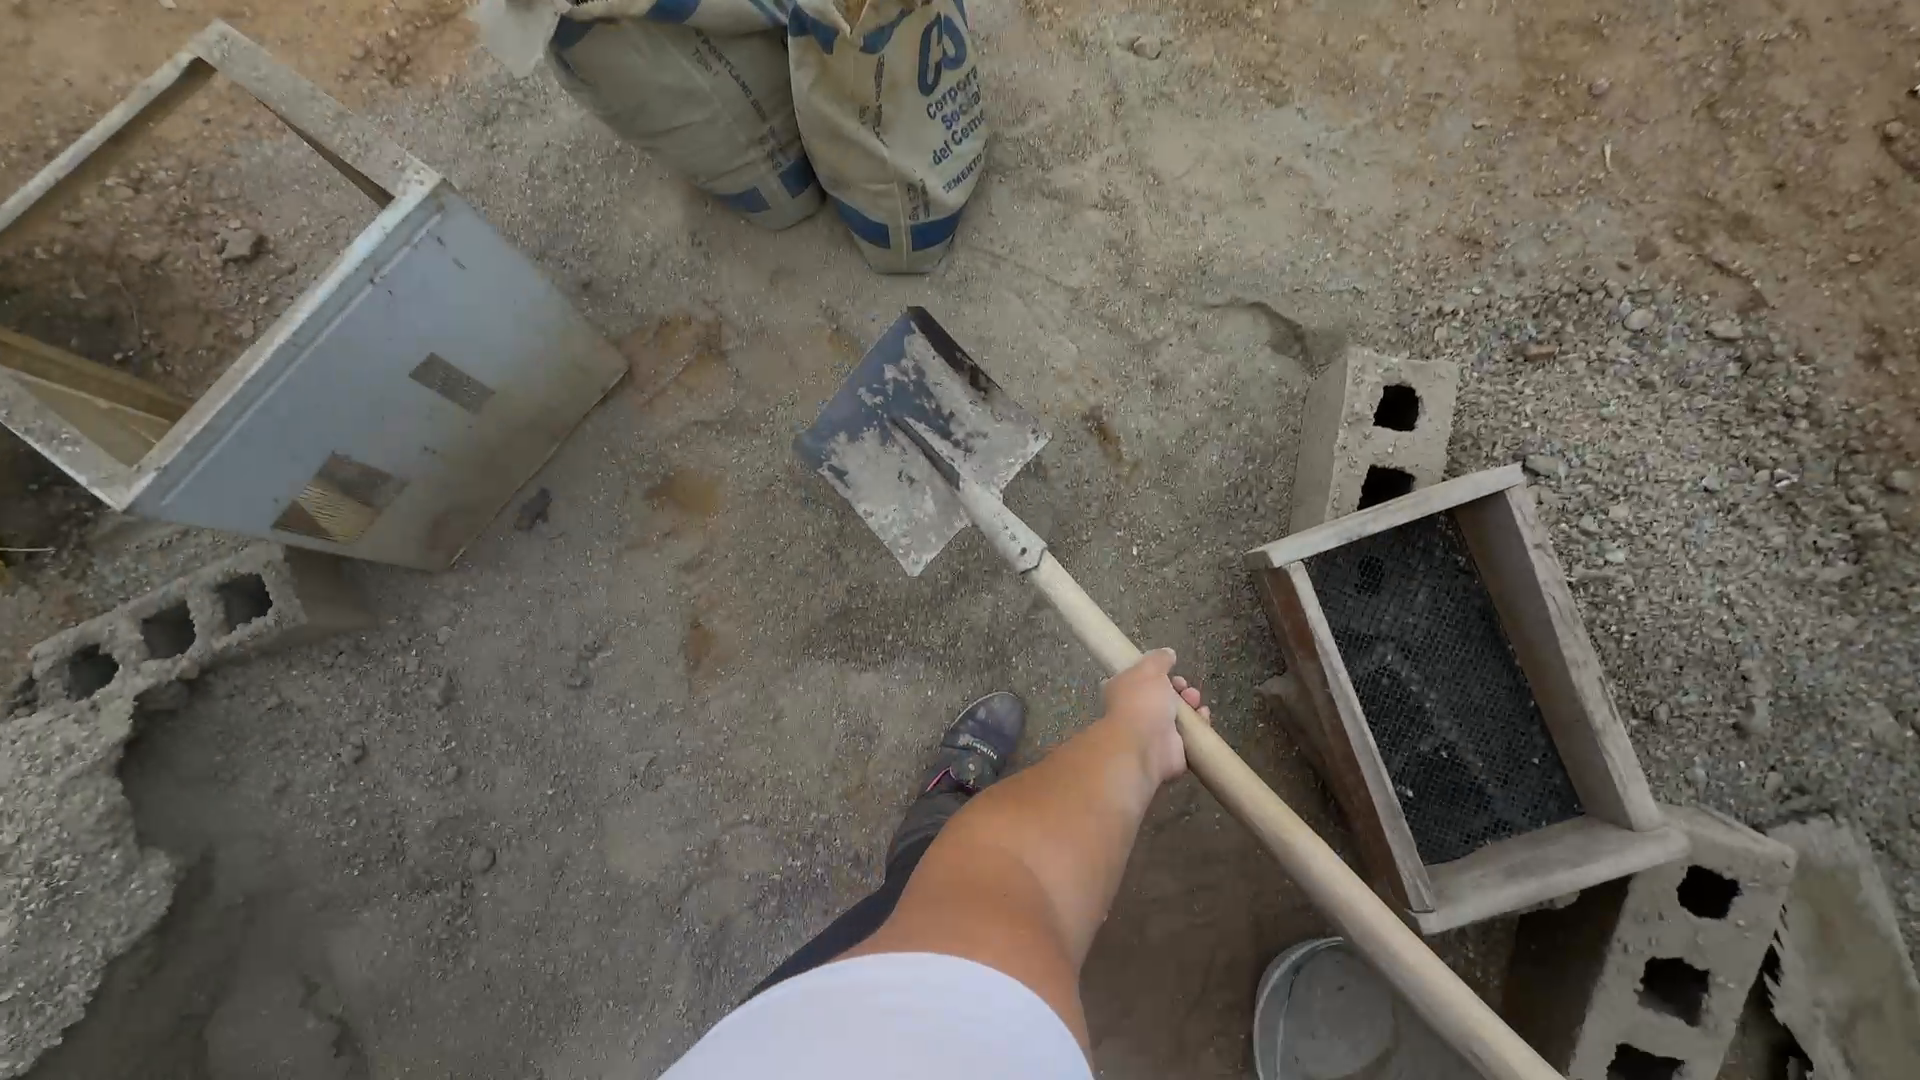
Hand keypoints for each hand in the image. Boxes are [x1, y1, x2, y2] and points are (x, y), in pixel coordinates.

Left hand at [1098, 649, 1208, 786]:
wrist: (1144, 746)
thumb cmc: (1141, 702)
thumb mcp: (1148, 670)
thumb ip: (1158, 660)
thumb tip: (1168, 653)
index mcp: (1124, 692)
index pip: (1143, 681)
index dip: (1160, 674)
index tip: (1172, 671)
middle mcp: (1138, 713)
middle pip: (1165, 697)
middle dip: (1180, 689)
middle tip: (1186, 689)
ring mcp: (1156, 733)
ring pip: (1180, 716)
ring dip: (1192, 705)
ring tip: (1195, 702)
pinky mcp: (1174, 751)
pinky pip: (1191, 735)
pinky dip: (1200, 725)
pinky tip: (1203, 717)